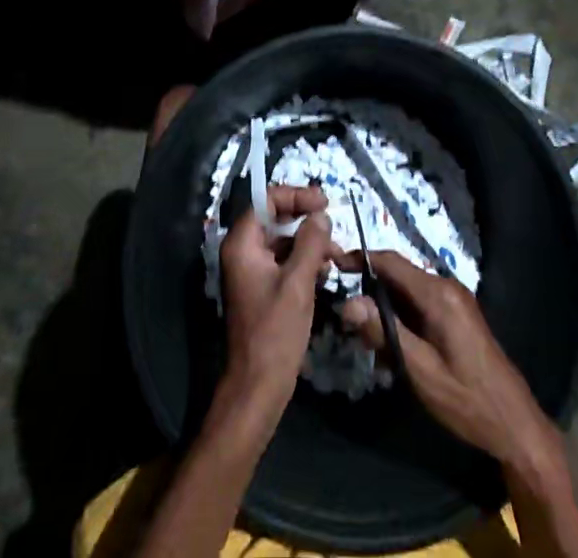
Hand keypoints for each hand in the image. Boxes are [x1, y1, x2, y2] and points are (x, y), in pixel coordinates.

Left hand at [220, 185, 334, 401]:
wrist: (258, 382)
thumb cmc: (275, 331)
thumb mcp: (298, 283)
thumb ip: (310, 244)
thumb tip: (321, 215)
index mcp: (241, 244)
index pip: (265, 201)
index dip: (295, 195)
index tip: (325, 202)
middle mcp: (241, 251)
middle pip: (273, 219)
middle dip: (305, 220)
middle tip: (334, 228)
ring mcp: (250, 270)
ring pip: (281, 241)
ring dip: (308, 242)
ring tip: (336, 255)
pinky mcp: (261, 287)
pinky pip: (282, 261)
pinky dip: (303, 261)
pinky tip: (324, 272)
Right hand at [339, 252, 567, 477]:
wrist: (516, 427)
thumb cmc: (467, 400)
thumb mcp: (419, 369)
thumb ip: (383, 332)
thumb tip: (348, 302)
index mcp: (438, 294)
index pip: (389, 261)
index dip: (358, 258)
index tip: (330, 264)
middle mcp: (447, 287)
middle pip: (396, 275)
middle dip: (368, 293)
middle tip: (347, 320)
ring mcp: (454, 301)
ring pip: (405, 292)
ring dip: (384, 311)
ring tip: (370, 344)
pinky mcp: (456, 315)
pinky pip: (418, 304)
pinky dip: (400, 320)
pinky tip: (393, 351)